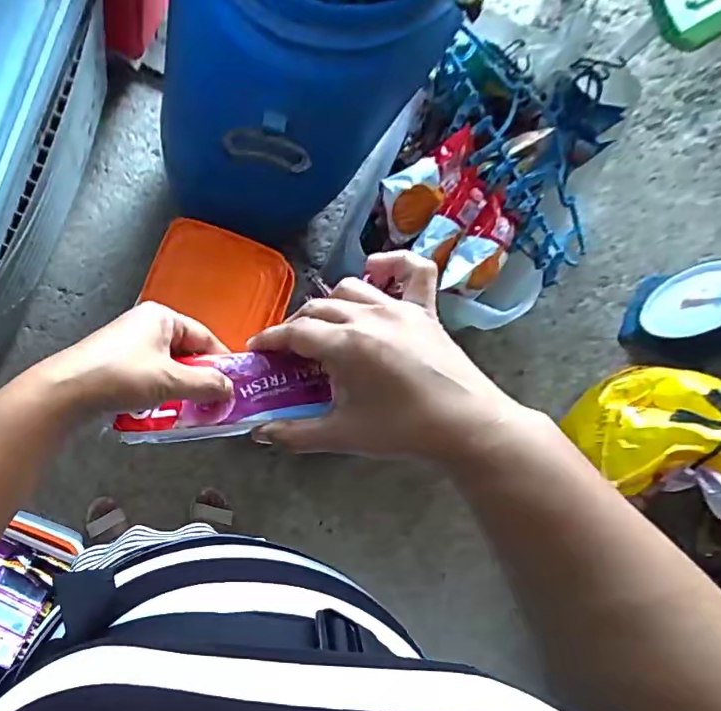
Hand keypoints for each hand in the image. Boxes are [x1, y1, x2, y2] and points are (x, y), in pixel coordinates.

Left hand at [28, 301, 234, 416]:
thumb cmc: (120, 376)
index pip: (205, 337)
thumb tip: (229, 390)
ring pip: (164, 372)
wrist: (67, 391)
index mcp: (161, 317)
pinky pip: (144, 383)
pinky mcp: (112, 370)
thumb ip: (206, 384)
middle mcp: (144, 327)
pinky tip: (154, 416)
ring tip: (182, 414)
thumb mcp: (171, 380)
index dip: (221, 363)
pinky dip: (154, 399)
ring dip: (176, 394)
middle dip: (197, 382)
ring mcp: (126, 348)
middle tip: (210, 406)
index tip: (232, 388)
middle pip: (184, 355)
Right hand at [246, 252, 538, 463]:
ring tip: (323, 326)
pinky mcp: (426, 310)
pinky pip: (411, 270)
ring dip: (329, 303)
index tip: (255, 350)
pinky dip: (390, 265)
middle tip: (285, 350)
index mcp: (345, 346)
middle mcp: (369, 317)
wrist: (465, 426)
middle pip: (317, 308)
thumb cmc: (400, 430)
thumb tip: (260, 433)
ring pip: (351, 287)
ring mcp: (400, 309)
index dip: (269, 340)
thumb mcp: (339, 436)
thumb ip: (293, 434)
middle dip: (294, 326)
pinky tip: (375, 271)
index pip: (294, 332)